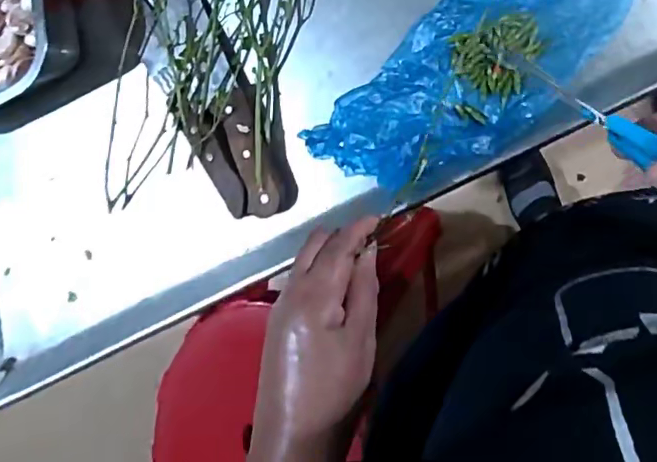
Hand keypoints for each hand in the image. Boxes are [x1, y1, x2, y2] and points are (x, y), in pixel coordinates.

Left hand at [248, 216, 380, 461]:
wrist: (291, 438)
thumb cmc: (334, 387)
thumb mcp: (361, 338)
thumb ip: (365, 288)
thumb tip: (367, 251)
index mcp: (314, 294)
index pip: (338, 244)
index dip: (359, 227)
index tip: (379, 218)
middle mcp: (291, 291)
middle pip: (315, 242)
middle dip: (342, 234)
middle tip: (369, 239)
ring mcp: (279, 305)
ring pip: (304, 257)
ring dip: (328, 249)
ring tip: (356, 259)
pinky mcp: (276, 320)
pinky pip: (298, 275)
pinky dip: (317, 265)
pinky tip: (334, 283)